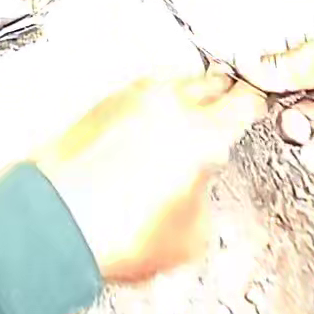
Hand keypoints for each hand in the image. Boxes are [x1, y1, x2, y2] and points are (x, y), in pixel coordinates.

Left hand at [35, 71, 266, 280]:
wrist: (58, 216)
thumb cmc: (117, 228)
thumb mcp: (189, 234)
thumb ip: (205, 193)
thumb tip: (199, 179)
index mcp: (201, 133)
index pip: (241, 101)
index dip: (252, 100)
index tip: (254, 100)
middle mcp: (171, 104)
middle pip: (210, 82)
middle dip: (223, 89)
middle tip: (230, 95)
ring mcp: (137, 96)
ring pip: (177, 79)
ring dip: (190, 88)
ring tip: (193, 104)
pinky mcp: (110, 98)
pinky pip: (146, 86)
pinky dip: (158, 94)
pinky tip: (156, 112)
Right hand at [239, 28, 313, 182]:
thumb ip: (288, 63)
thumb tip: (249, 64)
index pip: (278, 47)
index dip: (258, 61)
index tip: (240, 72)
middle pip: (280, 87)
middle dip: (272, 99)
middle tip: (268, 104)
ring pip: (294, 120)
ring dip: (295, 127)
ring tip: (304, 128)